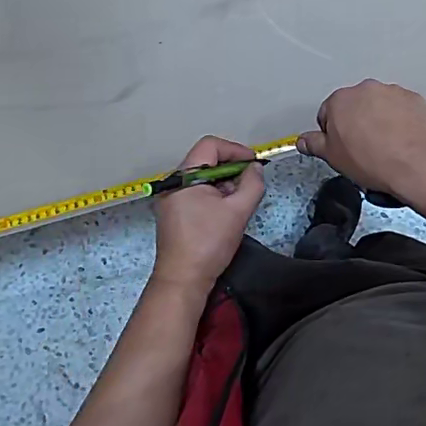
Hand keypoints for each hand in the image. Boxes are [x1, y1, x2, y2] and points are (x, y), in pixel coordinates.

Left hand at [152, 136, 264, 290]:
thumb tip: (255, 168)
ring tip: (239, 202)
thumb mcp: (238, 211)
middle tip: (249, 183)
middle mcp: (173, 182)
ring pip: (201, 178)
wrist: (182, 279)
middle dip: (231, 168)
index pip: (210, 145)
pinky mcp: (172, 213)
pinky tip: (225, 213)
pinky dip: (213, 195)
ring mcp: (170, 198)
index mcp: (184, 175)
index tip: (253, 163)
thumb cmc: (208, 243)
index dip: (235, 150)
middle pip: (205, 160)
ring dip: (223, 183)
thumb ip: (252, 184)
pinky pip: (195, 193)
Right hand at [298, 80, 425, 199]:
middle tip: (363, 150)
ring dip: (379, 121)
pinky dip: (400, 122)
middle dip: (356, 124)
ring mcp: (391, 92)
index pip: (327, 114)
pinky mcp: (413, 99)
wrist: (417, 163)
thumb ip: (315, 144)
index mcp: (339, 101)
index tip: (341, 147)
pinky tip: (402, 142)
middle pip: (353, 107)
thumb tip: (305, 141)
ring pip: (378, 106)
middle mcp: (364, 90)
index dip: (333, 135)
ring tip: (385, 148)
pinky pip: (401, 109)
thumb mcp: (333, 157)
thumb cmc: (376, 160)